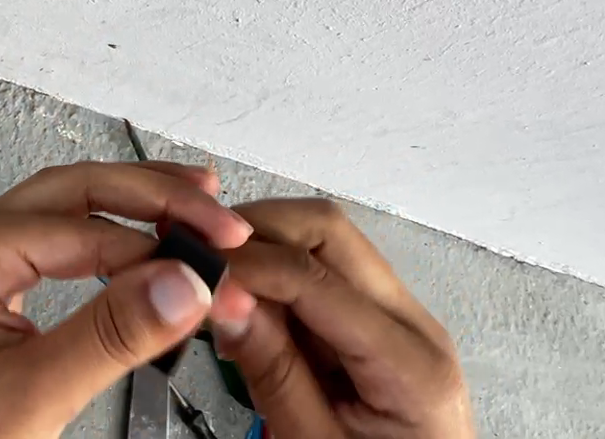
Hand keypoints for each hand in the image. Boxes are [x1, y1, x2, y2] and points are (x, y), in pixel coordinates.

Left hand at [0, 161, 253, 438]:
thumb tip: (183, 283)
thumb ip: (110, 335)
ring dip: (133, 200)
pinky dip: (110, 232)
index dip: (158, 239)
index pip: (87, 225)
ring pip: (71, 204)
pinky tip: (139, 236)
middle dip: (150, 192)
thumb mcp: (32, 393)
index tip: (216, 259)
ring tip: (191, 198)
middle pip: (78, 189)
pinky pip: (62, 236)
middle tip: (215, 205)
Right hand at [209, 199, 473, 437]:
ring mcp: (395, 313)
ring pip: (318, 234)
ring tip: (218, 284)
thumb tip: (222, 295)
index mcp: (411, 366)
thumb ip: (274, 375)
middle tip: (202, 259)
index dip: (247, 262)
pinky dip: (269, 267)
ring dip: (259, 244)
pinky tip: (242, 301)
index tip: (192, 269)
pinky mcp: (373, 315)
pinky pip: (315, 263)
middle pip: (325, 229)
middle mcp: (412, 321)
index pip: (315, 276)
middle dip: (255, 229)